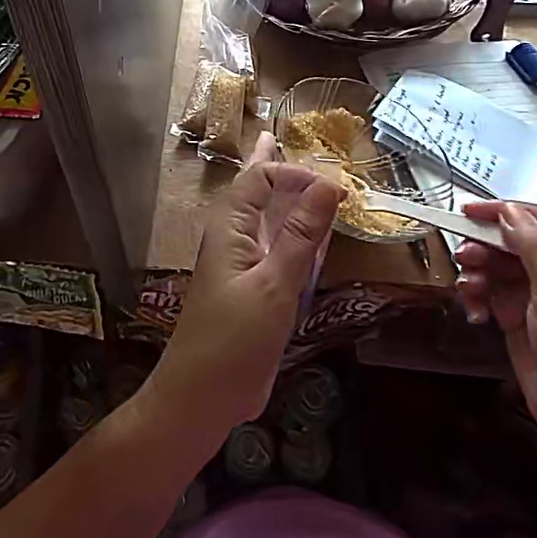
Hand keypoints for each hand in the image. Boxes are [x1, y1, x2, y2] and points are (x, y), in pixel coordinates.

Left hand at [151, 132, 342, 433]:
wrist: (202, 400)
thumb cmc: (233, 340)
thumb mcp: (274, 284)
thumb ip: (302, 234)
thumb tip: (330, 184)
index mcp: (231, 228)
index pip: (260, 179)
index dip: (295, 172)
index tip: (334, 185)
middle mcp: (238, 239)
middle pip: (259, 193)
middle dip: (274, 169)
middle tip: (280, 137)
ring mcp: (247, 266)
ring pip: (270, 221)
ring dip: (287, 199)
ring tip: (298, 175)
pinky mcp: (258, 291)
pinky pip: (281, 252)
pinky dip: (297, 237)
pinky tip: (309, 232)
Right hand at [453, 202, 536, 461]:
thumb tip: (511, 213)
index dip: (507, 212)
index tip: (469, 211)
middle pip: (519, 244)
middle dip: (488, 246)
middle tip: (463, 256)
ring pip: (503, 269)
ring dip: (480, 273)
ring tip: (467, 289)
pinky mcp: (527, 325)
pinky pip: (496, 297)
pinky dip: (480, 299)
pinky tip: (473, 312)